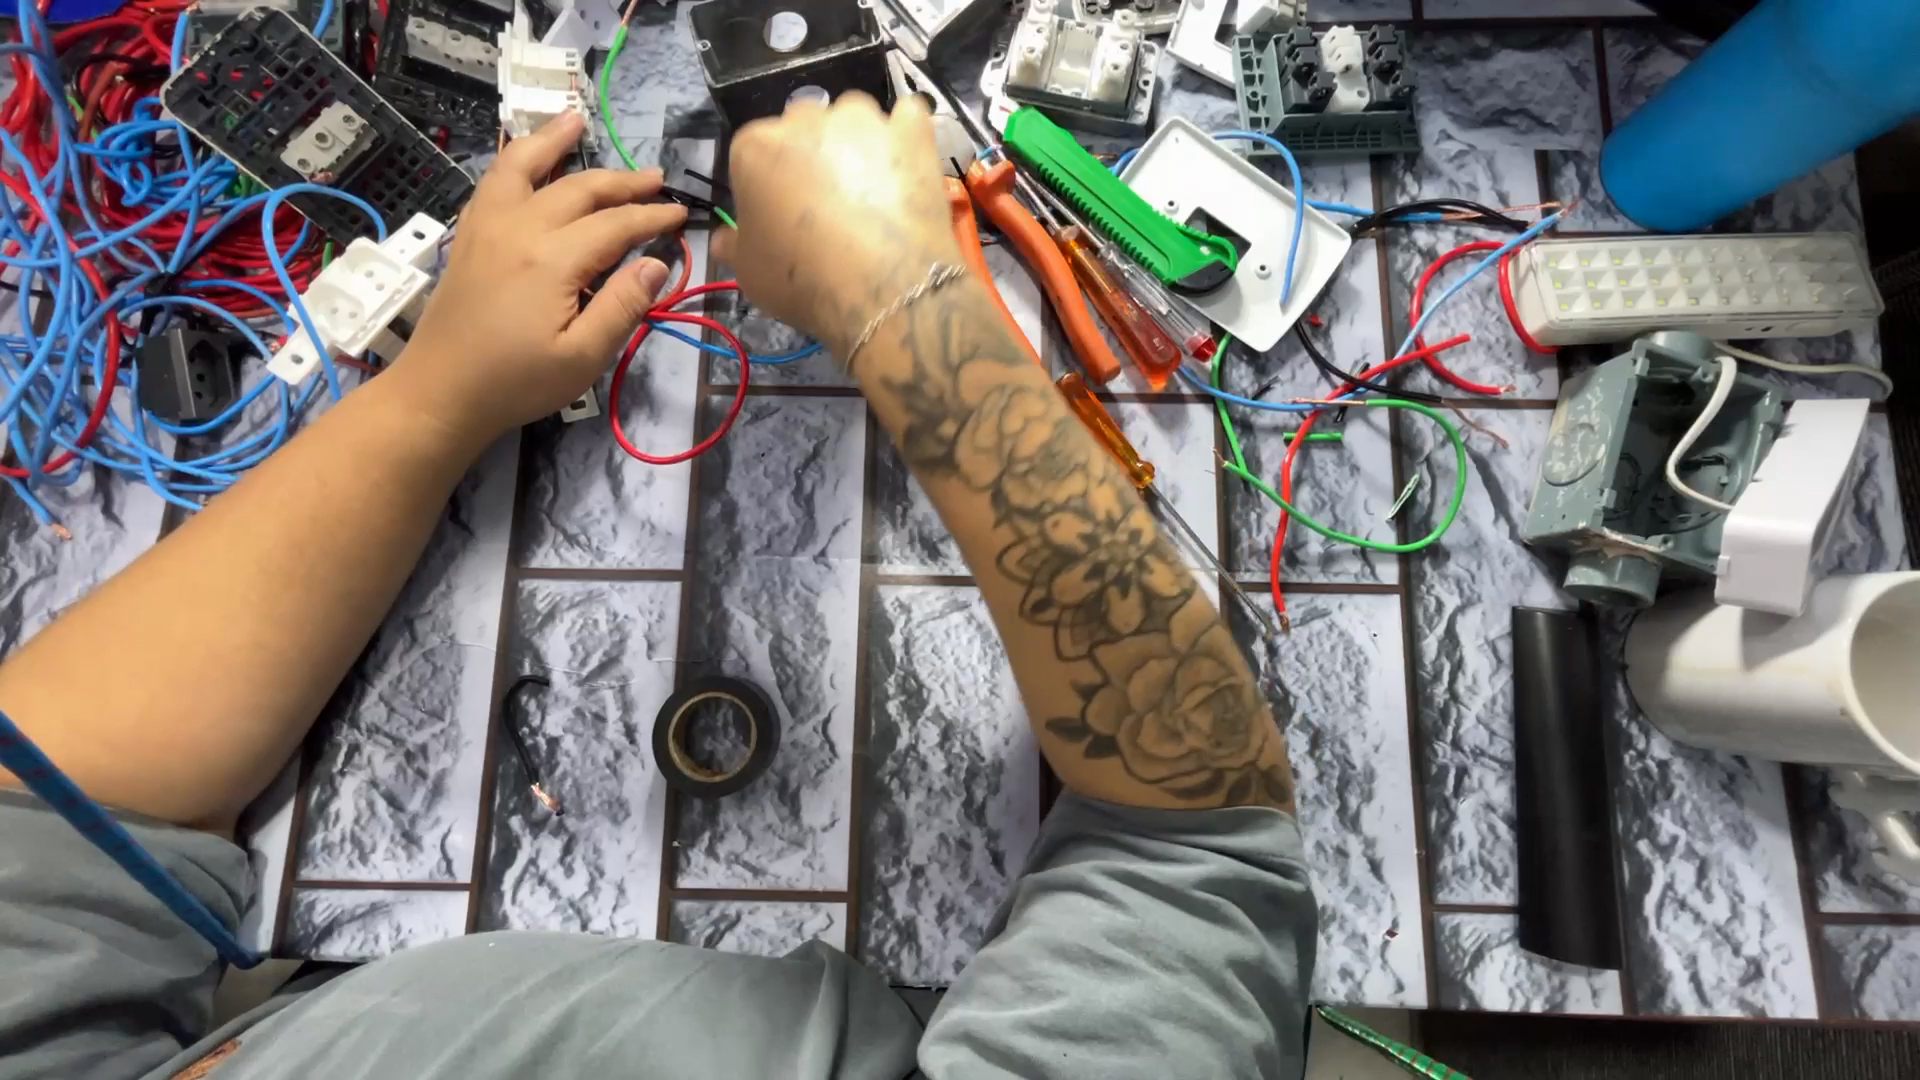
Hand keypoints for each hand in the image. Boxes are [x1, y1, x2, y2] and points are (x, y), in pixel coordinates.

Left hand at [391, 112, 687, 441]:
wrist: (443, 390)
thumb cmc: (520, 381)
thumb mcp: (584, 356)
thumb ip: (623, 306)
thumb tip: (658, 263)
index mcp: (553, 261)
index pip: (615, 226)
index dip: (652, 217)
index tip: (682, 214)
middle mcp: (519, 229)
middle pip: (578, 190)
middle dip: (622, 182)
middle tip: (657, 177)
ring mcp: (488, 226)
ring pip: (526, 168)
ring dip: (556, 143)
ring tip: (576, 121)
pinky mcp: (471, 235)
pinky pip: (494, 181)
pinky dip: (515, 159)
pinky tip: (526, 155)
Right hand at [712, 93, 959, 356]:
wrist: (883, 291)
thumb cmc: (806, 283)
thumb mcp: (750, 275)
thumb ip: (733, 245)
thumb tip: (725, 238)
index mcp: (754, 147)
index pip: (756, 156)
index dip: (771, 189)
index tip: (787, 220)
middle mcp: (804, 118)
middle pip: (805, 130)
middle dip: (814, 161)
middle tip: (832, 211)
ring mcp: (861, 120)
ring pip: (854, 120)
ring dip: (859, 146)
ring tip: (873, 195)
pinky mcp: (911, 131)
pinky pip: (906, 120)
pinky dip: (905, 140)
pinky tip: (906, 171)